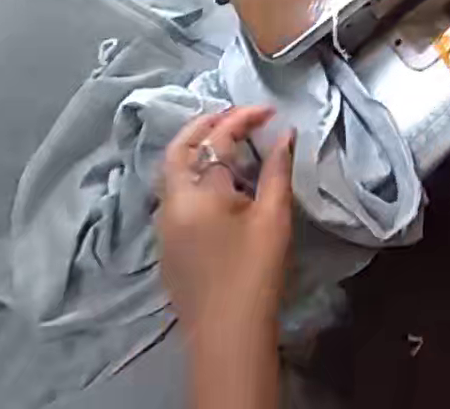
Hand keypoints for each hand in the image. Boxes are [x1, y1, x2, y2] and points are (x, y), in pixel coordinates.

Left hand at [156, 106, 295, 340]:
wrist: (228, 338)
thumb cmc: (255, 273)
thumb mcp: (274, 216)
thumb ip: (278, 168)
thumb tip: (286, 133)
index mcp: (197, 194)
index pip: (217, 139)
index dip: (244, 118)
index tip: (270, 111)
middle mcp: (171, 204)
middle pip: (179, 147)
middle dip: (207, 123)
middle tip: (239, 115)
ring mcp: (164, 226)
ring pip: (172, 170)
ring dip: (196, 146)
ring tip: (229, 139)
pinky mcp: (167, 244)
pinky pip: (174, 192)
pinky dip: (193, 171)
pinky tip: (219, 179)